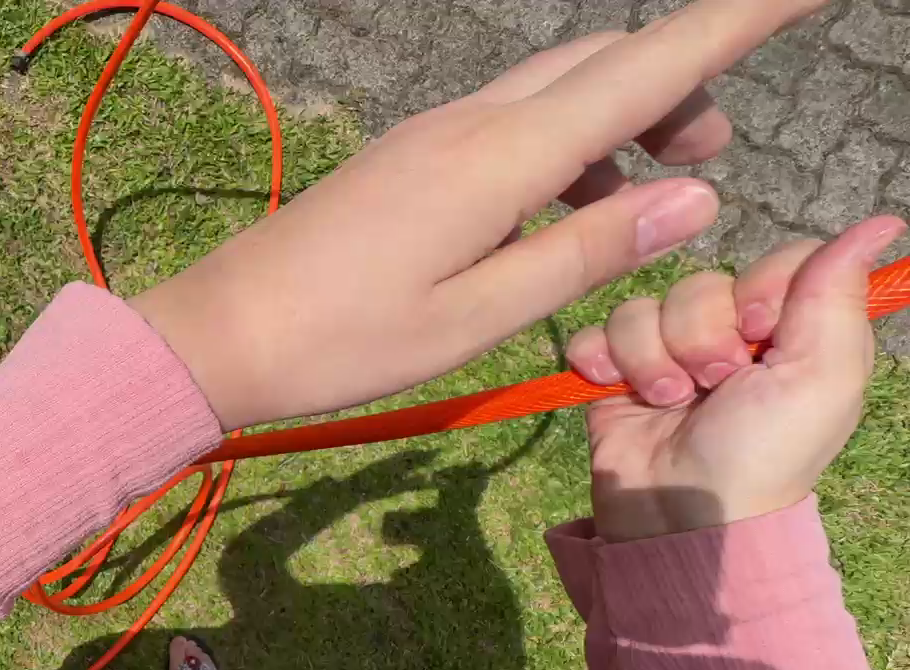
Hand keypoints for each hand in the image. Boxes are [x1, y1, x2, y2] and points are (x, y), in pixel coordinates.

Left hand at [131, 0, 829, 431]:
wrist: (216, 337)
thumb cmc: (335, 344)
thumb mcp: (469, 319)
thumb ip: (580, 255)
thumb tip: (691, 196)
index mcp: (497, 159)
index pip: (653, 59)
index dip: (746, 15)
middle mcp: (459, 129)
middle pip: (597, 65)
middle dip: (675, 82)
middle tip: (709, 150)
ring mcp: (412, 144)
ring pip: (538, 97)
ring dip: (603, 123)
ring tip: (630, 192)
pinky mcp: (382, 170)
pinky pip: (483, 133)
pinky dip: (536, 151)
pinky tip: (534, 211)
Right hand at [563, 217, 905, 541]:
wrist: (678, 502)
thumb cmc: (764, 448)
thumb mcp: (822, 376)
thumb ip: (836, 298)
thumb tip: (881, 220)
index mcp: (786, 328)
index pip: (773, 262)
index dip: (759, 288)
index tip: (758, 331)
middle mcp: (721, 332)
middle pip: (698, 285)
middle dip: (698, 335)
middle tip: (709, 383)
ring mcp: (657, 353)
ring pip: (638, 310)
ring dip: (648, 356)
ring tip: (665, 398)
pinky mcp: (605, 374)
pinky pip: (589, 336)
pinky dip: (595, 358)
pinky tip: (610, 385)